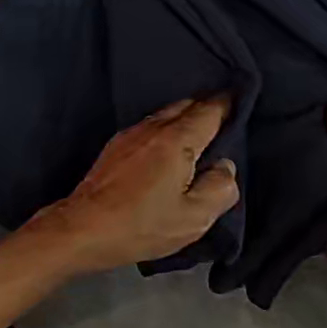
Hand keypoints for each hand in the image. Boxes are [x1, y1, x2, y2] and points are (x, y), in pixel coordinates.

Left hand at [27, 95, 239, 274]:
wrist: (83, 227)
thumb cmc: (142, 224)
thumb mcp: (194, 218)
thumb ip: (220, 188)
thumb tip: (224, 165)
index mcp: (177, 139)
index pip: (211, 109)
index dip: (229, 103)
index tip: (243, 99)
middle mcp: (154, 126)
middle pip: (187, 104)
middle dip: (208, 107)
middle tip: (225, 121)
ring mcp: (131, 133)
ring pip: (166, 114)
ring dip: (185, 118)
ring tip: (199, 136)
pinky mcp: (116, 145)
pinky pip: (150, 126)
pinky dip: (166, 129)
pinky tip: (167, 149)